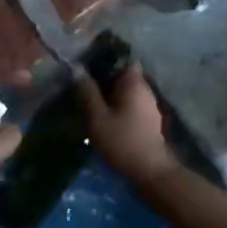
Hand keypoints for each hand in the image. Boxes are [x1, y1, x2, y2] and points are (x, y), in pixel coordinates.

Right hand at [75, 63, 177, 185]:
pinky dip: (117, 104)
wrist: (149, 171)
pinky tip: (103, 114)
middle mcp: (145, 89)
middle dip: (105, 75)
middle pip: (124, 74)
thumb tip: (76, 69)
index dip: (106, 56)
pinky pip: (130, 103)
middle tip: (82, 81)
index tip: (87, 61)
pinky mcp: (148, 120)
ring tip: (89, 98)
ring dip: (110, 92)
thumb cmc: (121, 142)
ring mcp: (149, 105)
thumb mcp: (97, 117)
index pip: (123, 57)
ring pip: (127, 90)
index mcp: (134, 83)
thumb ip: (87, 92)